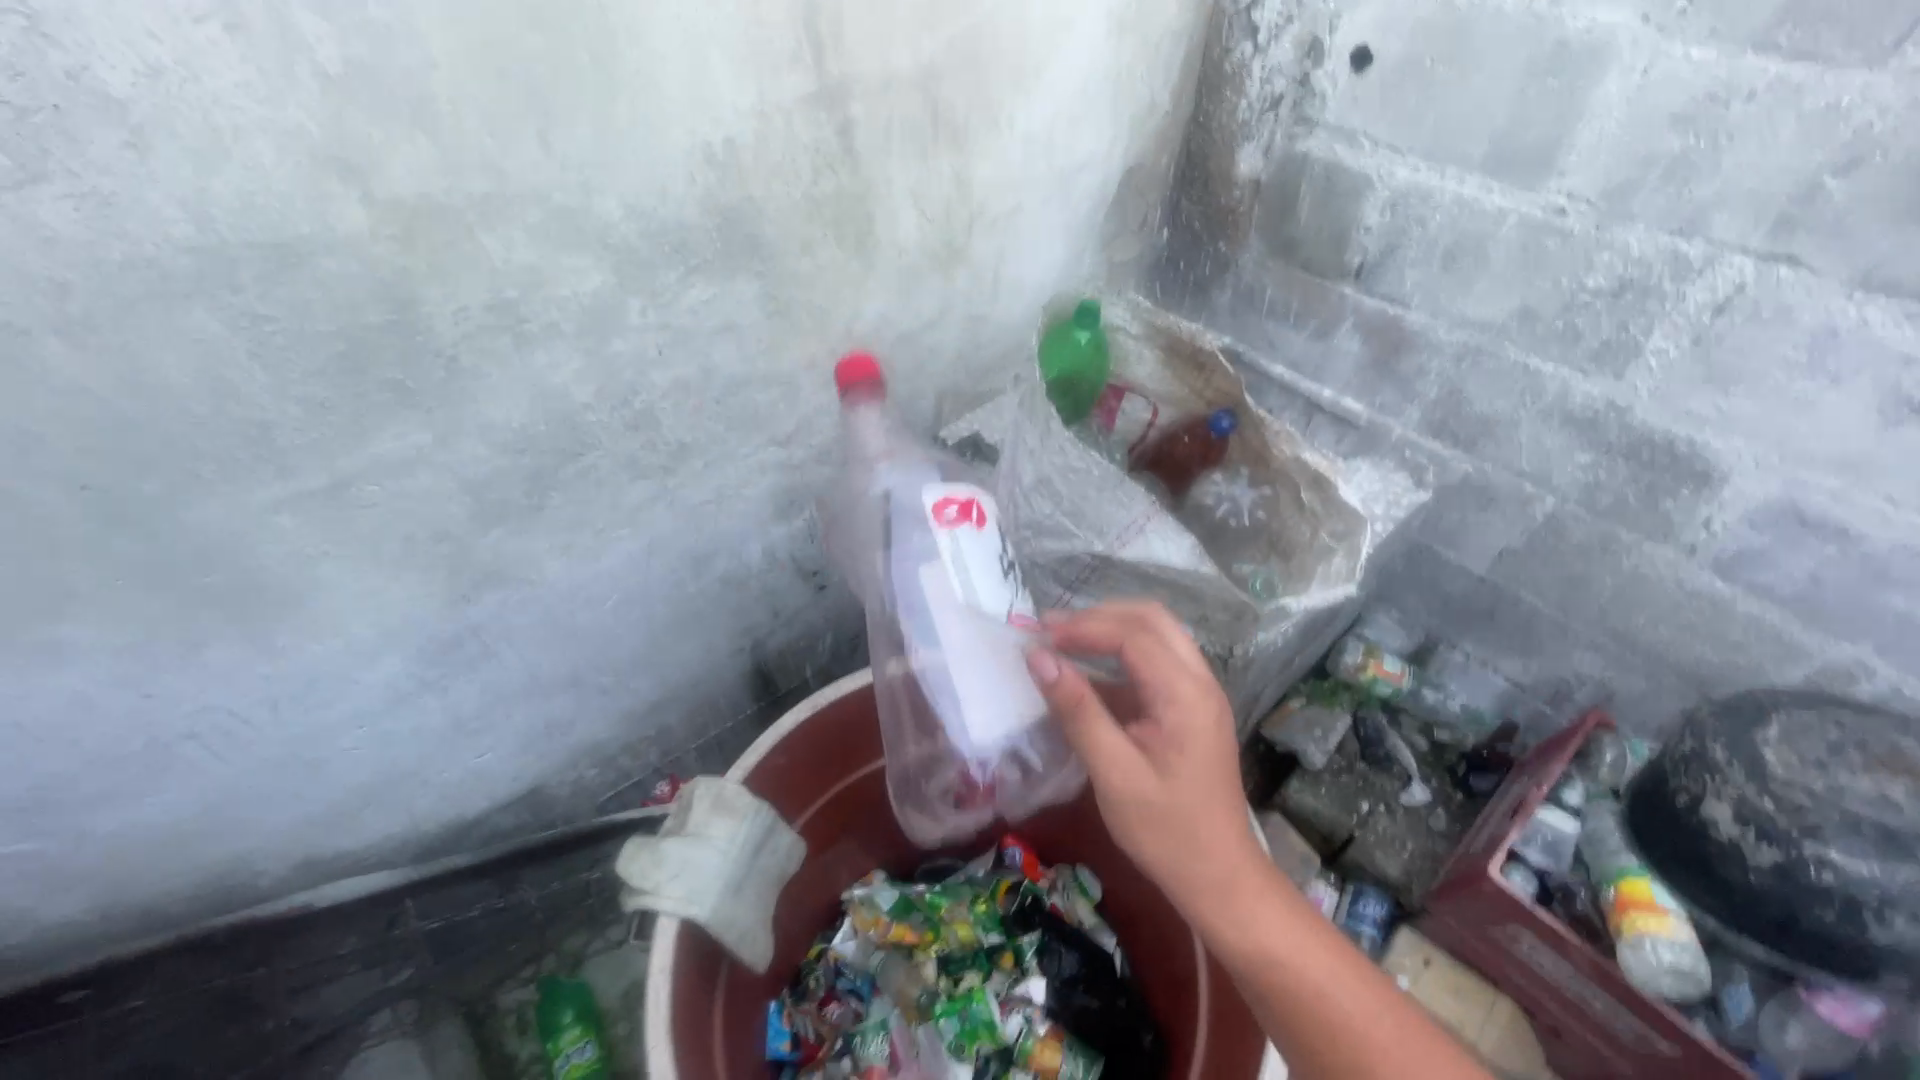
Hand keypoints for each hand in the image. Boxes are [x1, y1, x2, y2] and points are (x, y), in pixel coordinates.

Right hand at [1025, 601, 1263, 910]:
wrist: (1219, 876)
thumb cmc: (1165, 831)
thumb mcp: (1113, 773)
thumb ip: (1077, 711)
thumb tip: (1038, 658)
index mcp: (1185, 694)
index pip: (1132, 633)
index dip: (1082, 627)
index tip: (1038, 637)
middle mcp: (1200, 682)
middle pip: (1150, 619)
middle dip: (1098, 617)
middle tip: (1050, 631)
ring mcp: (1200, 694)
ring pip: (1156, 636)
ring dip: (1110, 632)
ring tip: (1062, 644)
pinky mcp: (1192, 709)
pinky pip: (1157, 663)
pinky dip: (1120, 658)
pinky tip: (1087, 678)